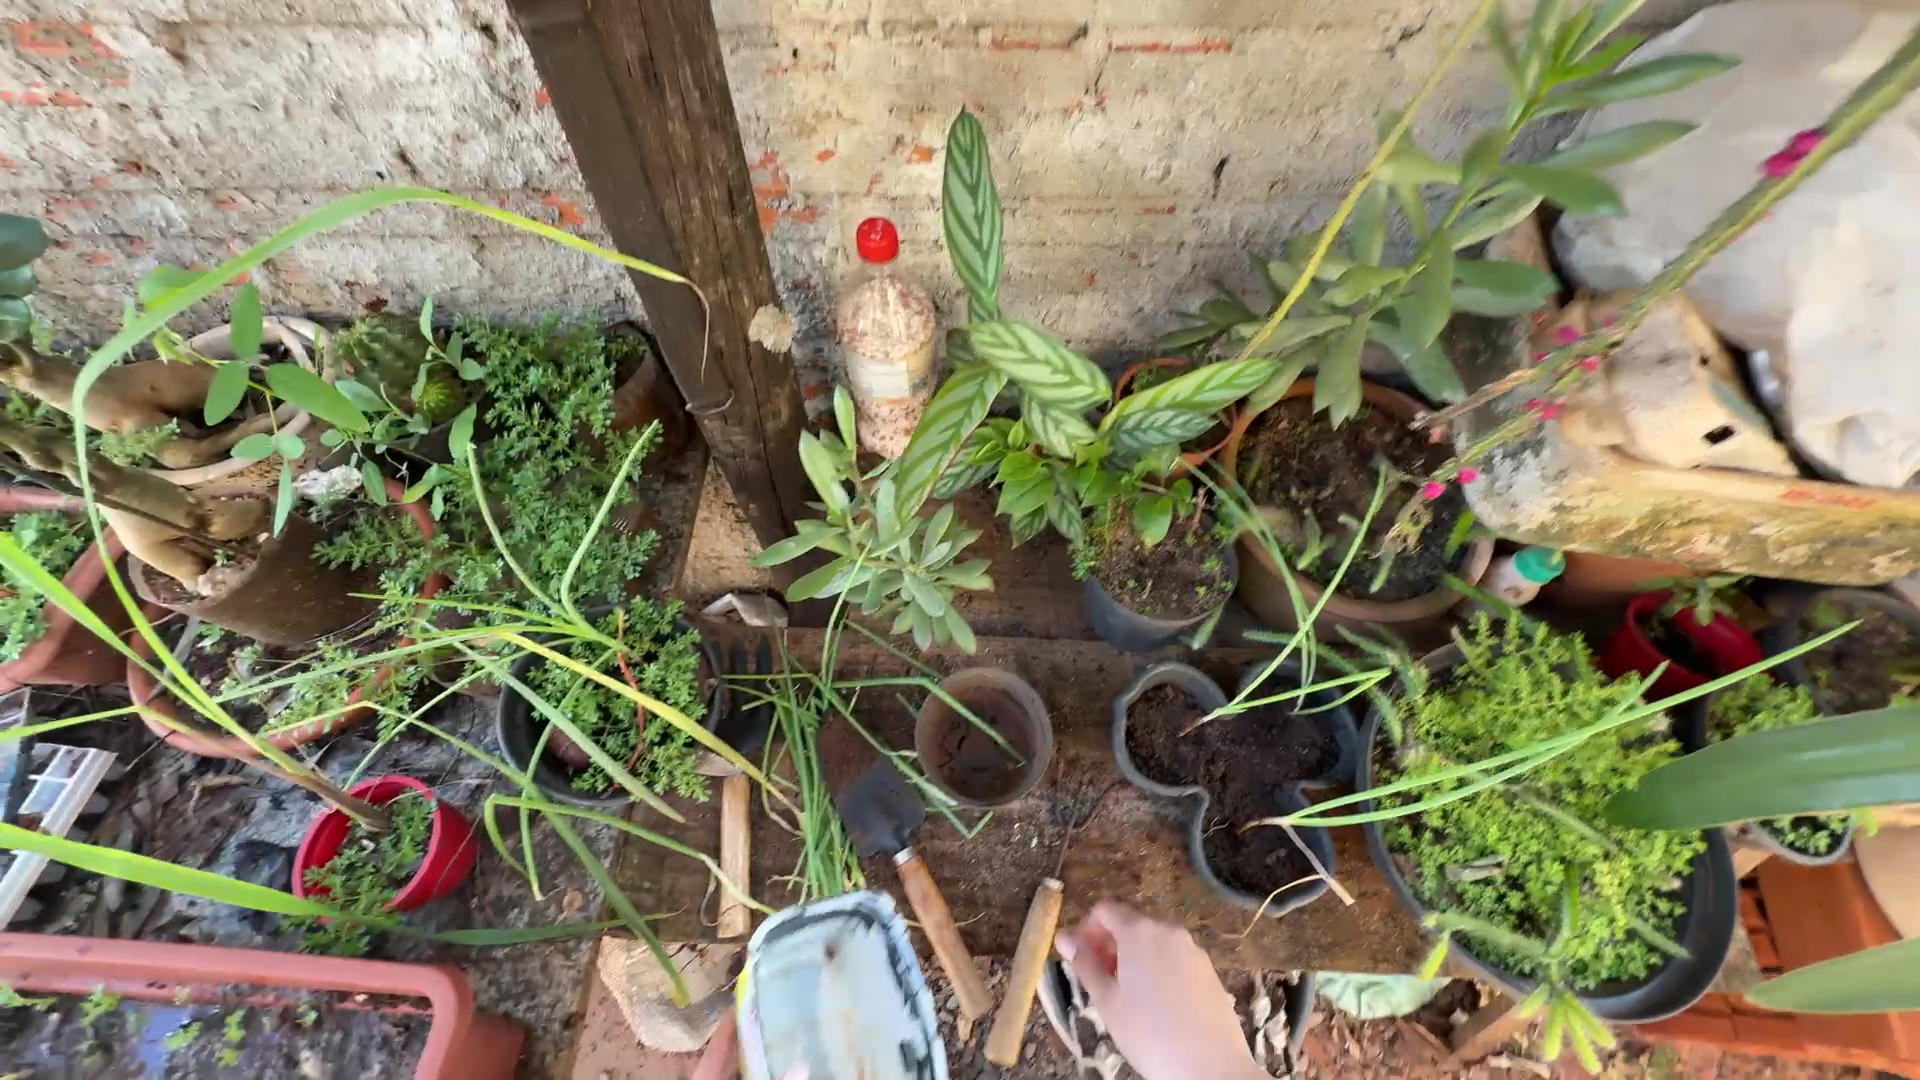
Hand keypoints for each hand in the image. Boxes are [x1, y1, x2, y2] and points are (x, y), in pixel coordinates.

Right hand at [1055, 901, 1264, 1079]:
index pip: (1105, 909)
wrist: (1213, 1070)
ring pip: (1153, 941)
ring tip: (1128, 996)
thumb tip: (1064, 937)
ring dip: (1133, 957)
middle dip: (1109, 945)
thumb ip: (1084, 963)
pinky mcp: (1208, 969)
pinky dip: (1158, 968)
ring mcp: (1192, 949)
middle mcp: (1167, 929)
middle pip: (1130, 923)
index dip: (1086, 928)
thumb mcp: (1108, 1001)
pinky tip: (1158, 1004)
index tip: (1079, 958)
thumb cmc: (1150, 1034)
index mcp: (1139, 930)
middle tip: (1100, 981)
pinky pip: (1174, 957)